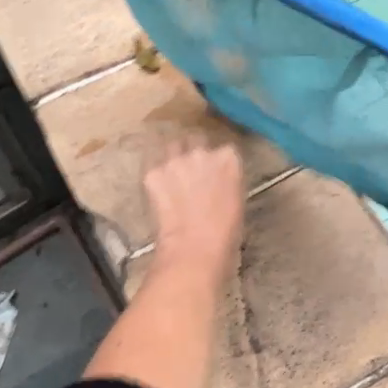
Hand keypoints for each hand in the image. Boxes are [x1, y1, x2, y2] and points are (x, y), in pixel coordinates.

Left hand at [144, 141, 244, 279]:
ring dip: (172, 157)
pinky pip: (151, 165)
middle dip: (192, 150)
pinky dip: (154, 175)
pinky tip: (156, 188)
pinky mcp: (152, 172)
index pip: (223, 149)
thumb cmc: (225, 234)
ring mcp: (174, 160)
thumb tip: (218, 179)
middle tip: (190, 170)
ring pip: (171, 147)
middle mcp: (201, 152)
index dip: (216, 160)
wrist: (194, 248)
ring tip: (170, 176)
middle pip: (195, 139)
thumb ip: (228, 180)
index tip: (213, 172)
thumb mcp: (236, 200)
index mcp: (228, 159)